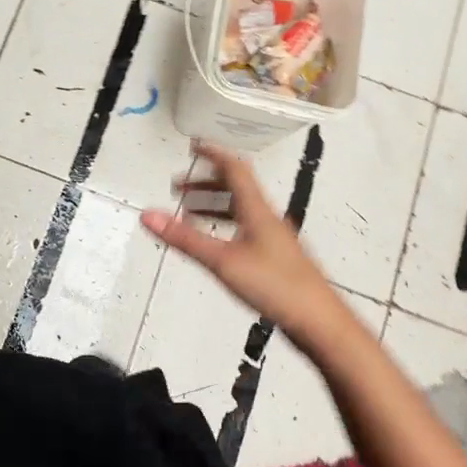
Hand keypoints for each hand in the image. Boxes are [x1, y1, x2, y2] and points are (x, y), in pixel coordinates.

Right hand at [140, 142, 353, 349]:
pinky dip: (224, 225)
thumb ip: (184, 238)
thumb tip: (147, 215)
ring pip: (241, 209)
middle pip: (236, 188)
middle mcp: (267, 218)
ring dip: (214, 205)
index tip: (193, 146)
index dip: (213, 154)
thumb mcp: (222, 261)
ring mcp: (274, 238)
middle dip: (205, 184)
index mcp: (257, 210)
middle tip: (178, 187)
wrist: (318, 321)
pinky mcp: (276, 258)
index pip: (234, 169)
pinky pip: (245, 229)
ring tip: (188, 213)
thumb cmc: (273, 285)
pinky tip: (215, 243)